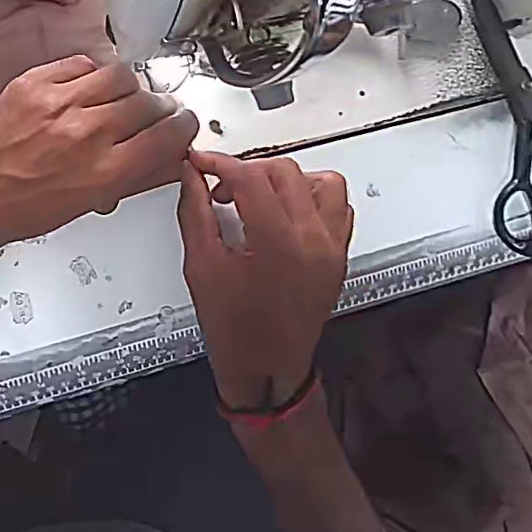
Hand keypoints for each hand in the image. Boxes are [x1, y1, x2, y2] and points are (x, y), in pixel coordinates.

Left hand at [0, 56, 197, 273]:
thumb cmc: (24, 209)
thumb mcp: (91, 202)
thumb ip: (136, 177)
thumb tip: (169, 157)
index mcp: (104, 171)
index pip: (167, 135)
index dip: (183, 126)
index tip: (183, 123)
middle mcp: (84, 133)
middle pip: (148, 101)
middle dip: (159, 107)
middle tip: (154, 112)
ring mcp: (56, 103)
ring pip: (120, 75)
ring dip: (129, 88)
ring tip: (119, 99)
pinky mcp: (32, 83)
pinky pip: (81, 63)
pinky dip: (91, 75)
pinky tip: (86, 89)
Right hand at [177, 150, 352, 409]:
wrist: (267, 367)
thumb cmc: (236, 331)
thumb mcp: (201, 266)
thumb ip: (194, 212)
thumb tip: (192, 178)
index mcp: (278, 243)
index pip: (250, 177)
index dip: (219, 163)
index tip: (202, 163)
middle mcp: (313, 241)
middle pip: (284, 172)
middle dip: (246, 171)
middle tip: (221, 186)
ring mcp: (332, 248)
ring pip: (321, 181)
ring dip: (286, 179)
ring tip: (259, 195)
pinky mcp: (340, 255)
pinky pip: (339, 206)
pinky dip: (314, 197)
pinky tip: (288, 209)